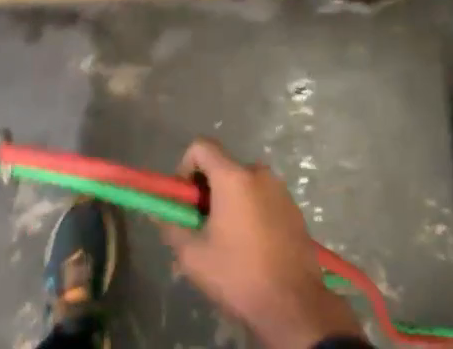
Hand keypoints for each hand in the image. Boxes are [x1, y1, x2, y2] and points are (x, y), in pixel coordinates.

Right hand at [160, 139, 361, 348]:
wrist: (294, 305)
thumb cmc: (238, 275)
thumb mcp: (193, 256)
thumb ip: (171, 226)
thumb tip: (158, 211)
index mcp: (233, 177)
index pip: (201, 147)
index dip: (185, 167)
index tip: (185, 201)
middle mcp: (259, 174)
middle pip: (222, 167)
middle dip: (206, 191)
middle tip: (201, 227)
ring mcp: (281, 190)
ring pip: (243, 185)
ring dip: (229, 203)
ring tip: (225, 242)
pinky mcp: (294, 209)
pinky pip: (263, 198)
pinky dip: (250, 212)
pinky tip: (251, 247)